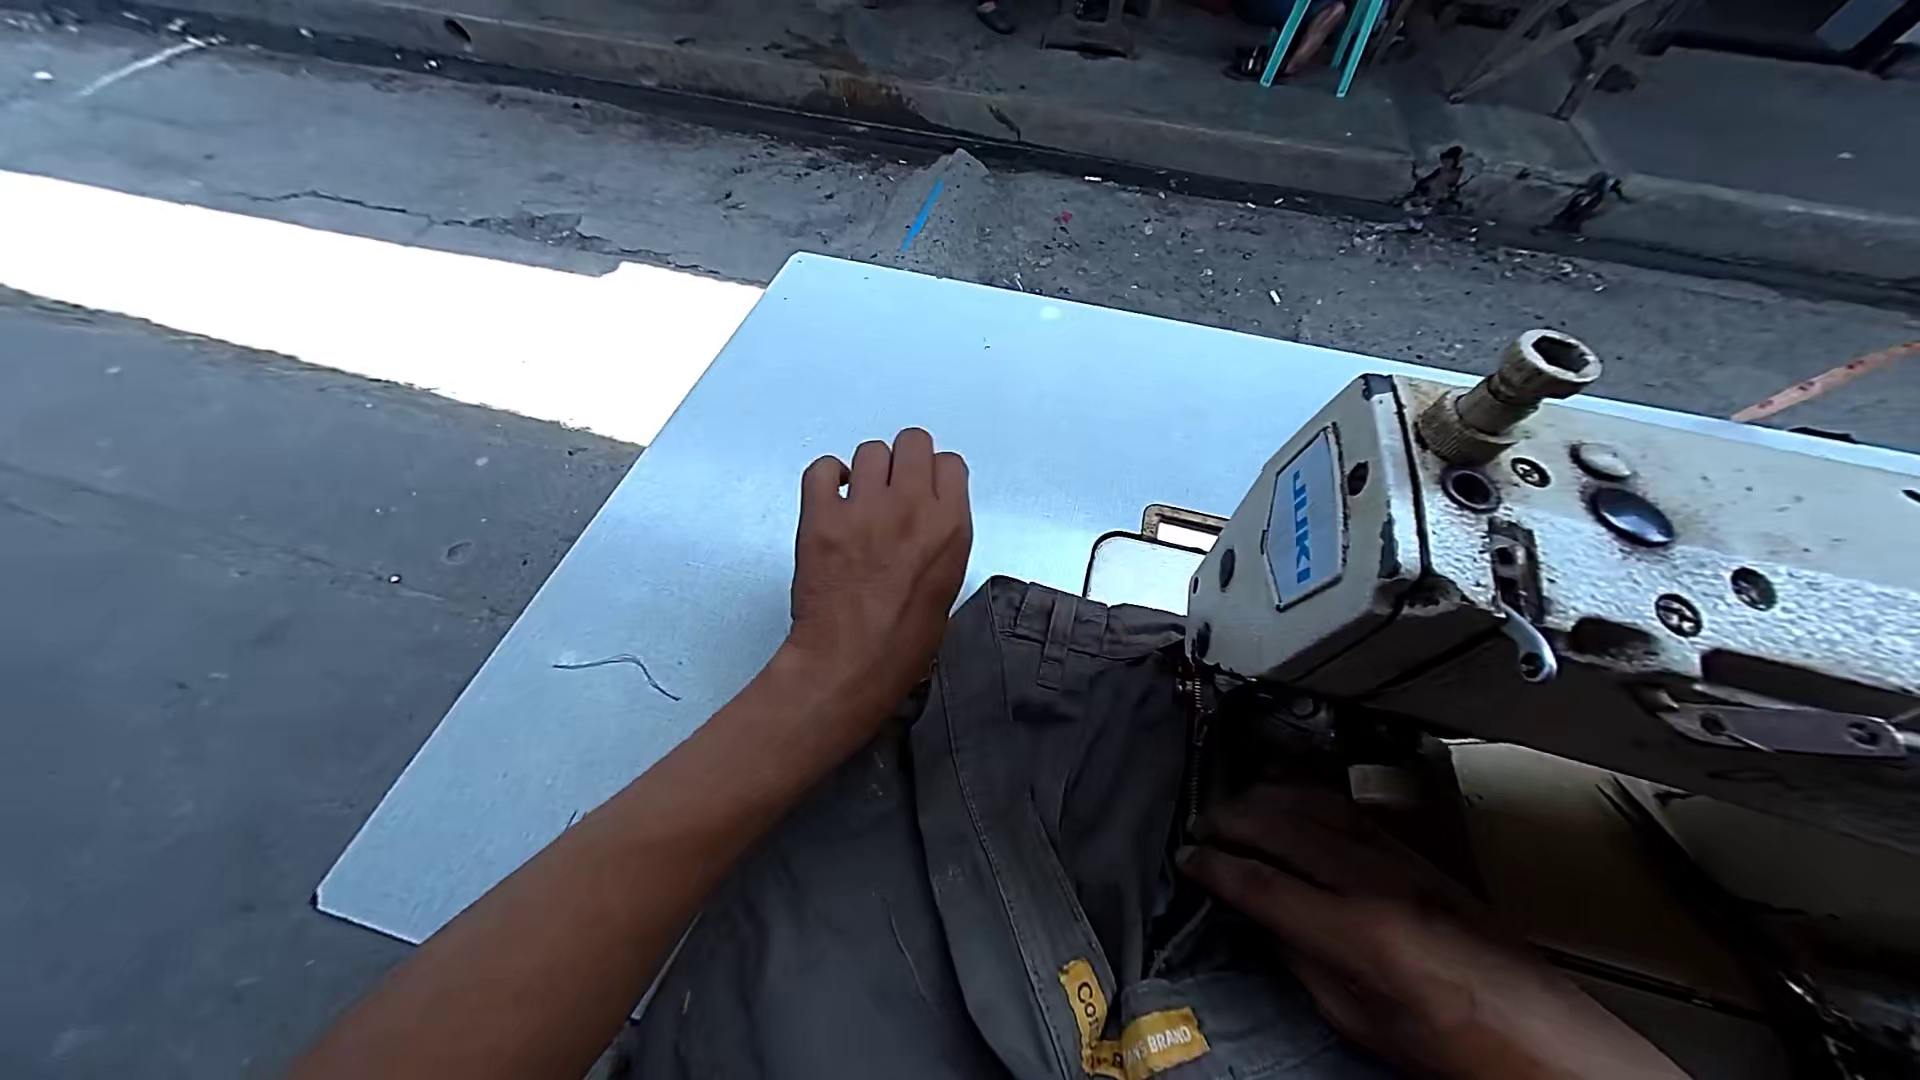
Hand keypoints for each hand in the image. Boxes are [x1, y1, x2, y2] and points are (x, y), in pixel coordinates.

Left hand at [783, 428, 971, 722]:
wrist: (851, 661)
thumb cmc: (902, 640)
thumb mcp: (948, 584)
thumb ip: (942, 537)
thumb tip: (927, 516)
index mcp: (949, 526)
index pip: (951, 463)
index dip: (937, 473)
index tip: (927, 484)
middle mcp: (910, 507)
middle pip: (912, 440)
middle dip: (905, 458)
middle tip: (895, 482)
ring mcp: (864, 508)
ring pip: (870, 450)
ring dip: (868, 469)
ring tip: (862, 495)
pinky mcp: (822, 516)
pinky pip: (822, 468)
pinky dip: (827, 477)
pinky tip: (832, 495)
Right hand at [1179, 784, 1688, 1079]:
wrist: (1556, 1045)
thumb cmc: (1455, 1048)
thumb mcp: (1359, 1022)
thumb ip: (1299, 960)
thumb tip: (1260, 917)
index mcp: (1359, 935)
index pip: (1261, 882)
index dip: (1213, 866)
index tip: (1187, 859)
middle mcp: (1374, 881)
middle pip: (1278, 826)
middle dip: (1227, 821)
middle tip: (1200, 829)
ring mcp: (1397, 858)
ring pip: (1309, 802)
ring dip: (1260, 798)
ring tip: (1231, 807)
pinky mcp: (1414, 851)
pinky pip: (1342, 804)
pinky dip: (1302, 793)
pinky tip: (1282, 794)